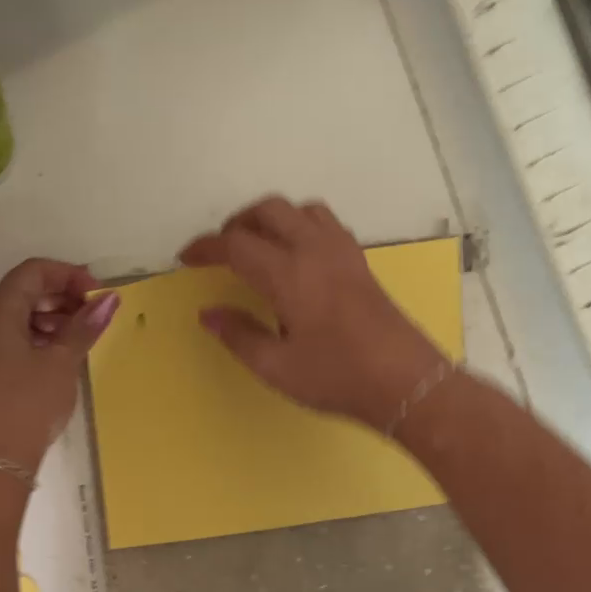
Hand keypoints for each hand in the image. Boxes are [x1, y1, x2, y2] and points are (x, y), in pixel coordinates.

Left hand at [0, 258, 119, 469]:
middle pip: (21, 290)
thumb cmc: (28, 407)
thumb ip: (84, 326)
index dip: (69, 275)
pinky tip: (54, 356)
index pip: (33, 272)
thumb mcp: (62, 364)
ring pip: (13, 315)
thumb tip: (109, 299)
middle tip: (90, 317)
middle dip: (59, 297)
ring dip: (48, 318)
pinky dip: (32, 337)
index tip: (97, 296)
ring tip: (76, 339)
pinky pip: (4, 337)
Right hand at [181, 197, 447, 428]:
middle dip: (237, 224)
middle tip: (220, 251)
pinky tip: (294, 256)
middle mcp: (315, 250)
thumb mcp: (276, 367)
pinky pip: (323, 223)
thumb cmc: (336, 377)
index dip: (206, 248)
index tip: (186, 258)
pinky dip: (299, 226)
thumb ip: (239, 335)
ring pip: (300, 210)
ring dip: (271, 219)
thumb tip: (208, 313)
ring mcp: (342, 252)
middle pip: (269, 211)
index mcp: (289, 274)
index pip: (237, 245)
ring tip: (256, 247)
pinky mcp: (360, 262)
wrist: (404, 382)